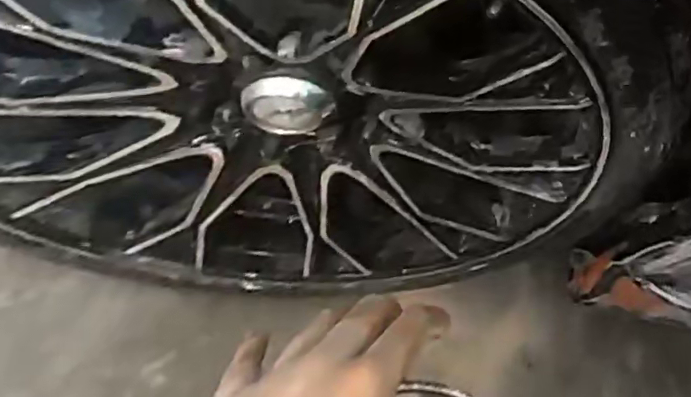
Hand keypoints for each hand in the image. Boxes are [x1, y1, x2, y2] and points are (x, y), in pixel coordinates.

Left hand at [215, 295, 448, 396]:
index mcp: (367, 379)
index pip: (412, 326)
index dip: (433, 319)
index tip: (443, 326)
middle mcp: (327, 362)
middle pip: (368, 313)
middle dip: (391, 311)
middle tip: (402, 323)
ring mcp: (275, 375)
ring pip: (318, 324)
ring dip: (340, 320)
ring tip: (351, 322)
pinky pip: (247, 362)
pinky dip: (258, 347)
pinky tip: (261, 336)